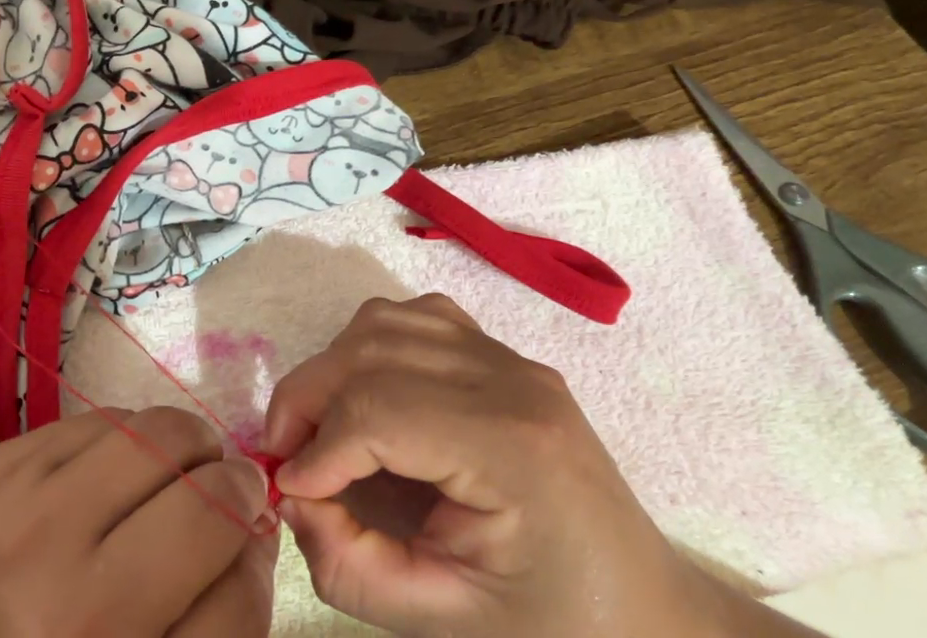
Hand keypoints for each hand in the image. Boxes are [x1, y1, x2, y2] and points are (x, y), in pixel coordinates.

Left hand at [0, 407, 278, 636]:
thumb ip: (195, 625)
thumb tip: (248, 541)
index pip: (234, 604)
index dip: (256, 573)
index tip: (247, 552)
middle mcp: (66, 588)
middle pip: (207, 502)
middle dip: (237, 488)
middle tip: (228, 491)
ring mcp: (27, 509)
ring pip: (157, 435)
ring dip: (191, 444)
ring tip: (183, 462)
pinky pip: (99, 420)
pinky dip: (132, 432)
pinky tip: (123, 457)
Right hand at [265, 294, 818, 637]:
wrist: (639, 604)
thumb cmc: (548, 622)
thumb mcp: (440, 619)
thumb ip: (346, 565)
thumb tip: (289, 494)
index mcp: (512, 449)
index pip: (380, 410)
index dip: (317, 449)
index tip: (289, 491)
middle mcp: (511, 382)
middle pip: (371, 352)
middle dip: (307, 400)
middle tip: (287, 456)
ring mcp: (509, 359)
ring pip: (383, 322)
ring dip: (333, 369)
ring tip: (319, 427)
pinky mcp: (500, 354)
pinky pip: (413, 318)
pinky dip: (369, 347)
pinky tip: (367, 395)